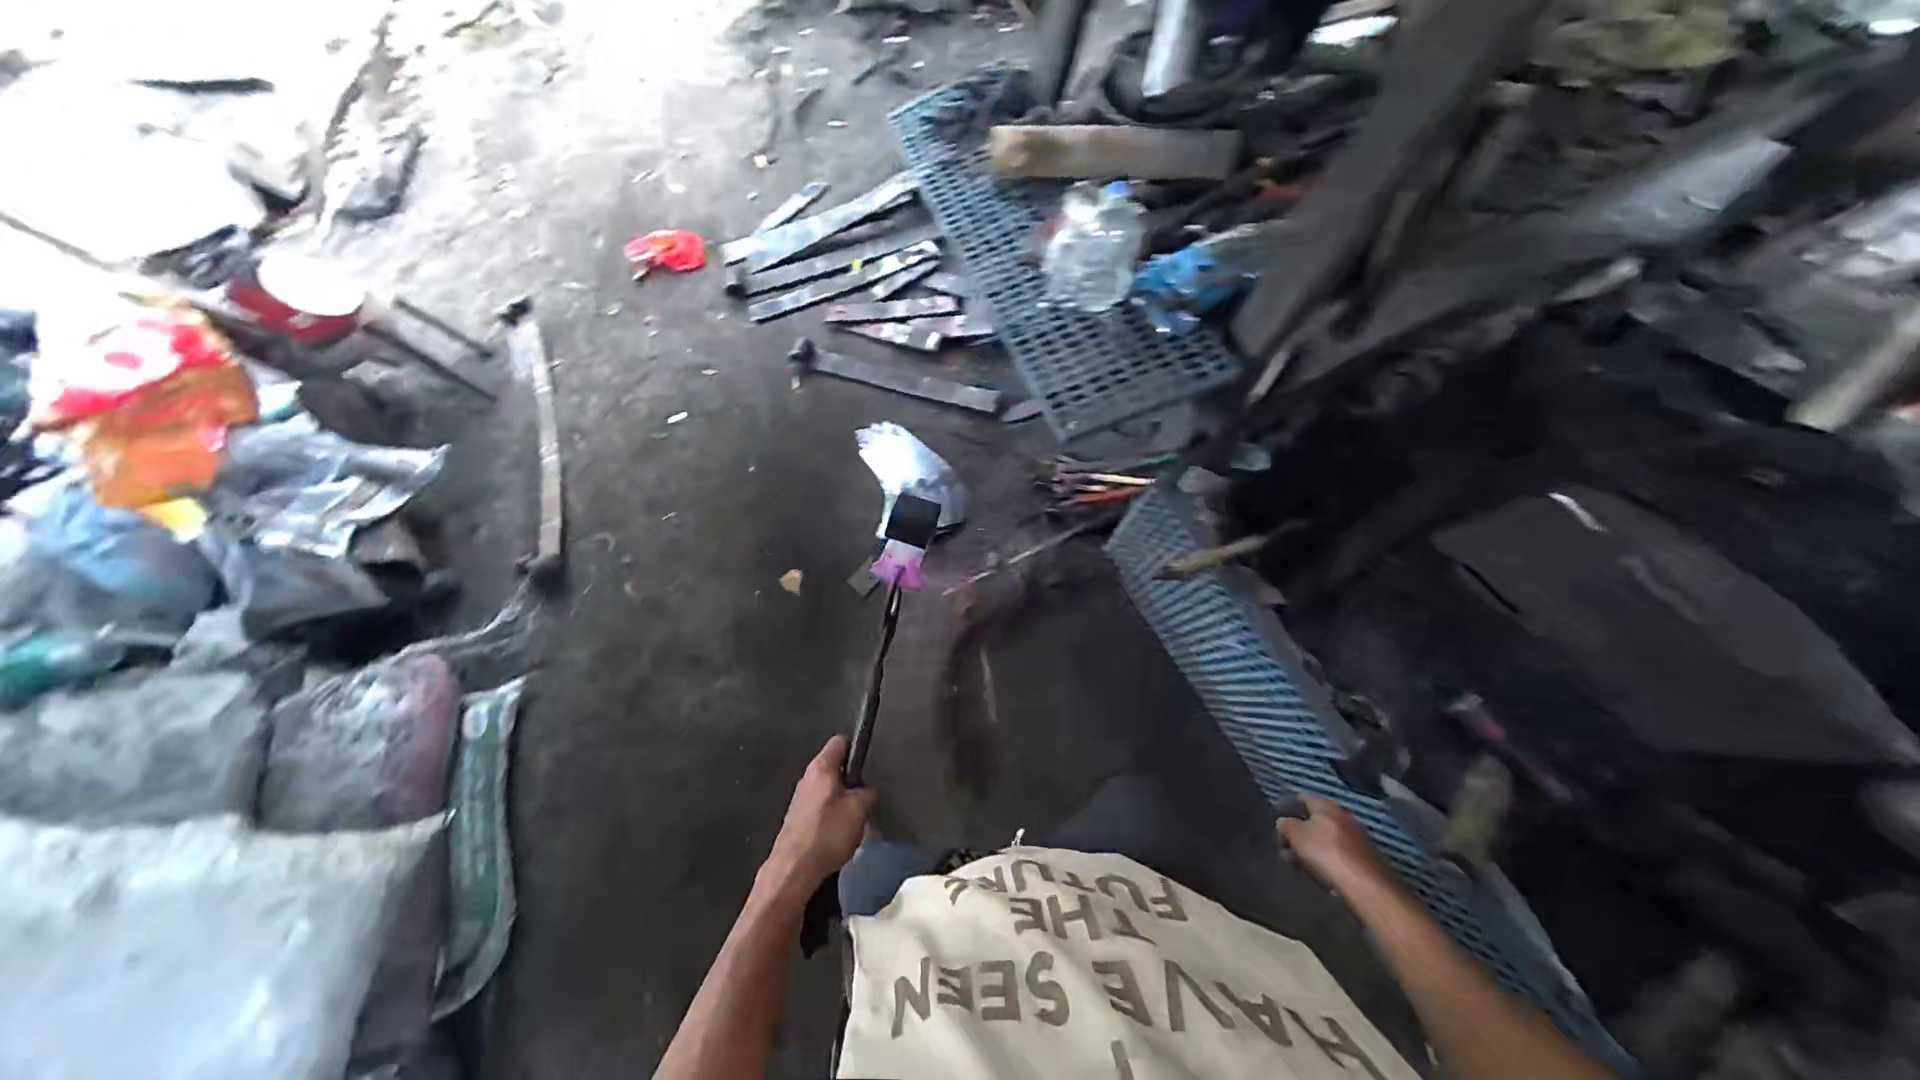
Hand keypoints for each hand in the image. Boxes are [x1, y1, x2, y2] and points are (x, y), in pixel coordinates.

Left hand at [764, 736, 876, 891]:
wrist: (793, 870)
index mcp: (821, 767)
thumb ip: (868, 793)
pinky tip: (842, 837)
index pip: (840, 741)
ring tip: (858, 821)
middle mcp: (807, 778)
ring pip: (830, 792)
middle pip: (836, 769)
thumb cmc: (827, 832)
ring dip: (845, 803)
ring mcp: (800, 800)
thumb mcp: (860, 809)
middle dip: (853, 781)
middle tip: (868, 797)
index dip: (857, 747)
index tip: (870, 761)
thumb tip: (867, 791)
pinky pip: (822, 811)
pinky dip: (834, 819)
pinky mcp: (798, 820)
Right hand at [1278, 796, 1390, 895]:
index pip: (1302, 798)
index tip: (1278, 825)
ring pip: (1328, 838)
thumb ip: (1285, 824)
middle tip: (1289, 847)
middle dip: (1302, 831)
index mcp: (1327, 805)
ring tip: (1304, 865)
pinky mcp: (1367, 858)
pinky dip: (1330, 861)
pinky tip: (1324, 874)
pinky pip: (1341, 854)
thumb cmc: (1327, 854)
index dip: (1288, 809)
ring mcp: (1359, 837)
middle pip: (1316, 820)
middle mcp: (1345, 816)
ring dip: (1315, 848)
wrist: (1368, 887)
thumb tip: (1284, 823)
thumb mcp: (1295, 835)